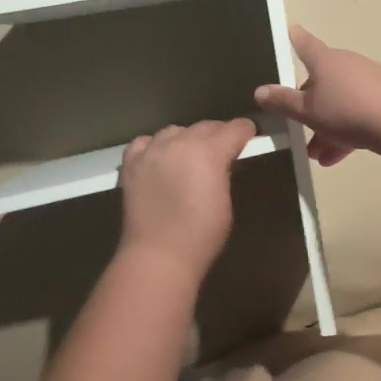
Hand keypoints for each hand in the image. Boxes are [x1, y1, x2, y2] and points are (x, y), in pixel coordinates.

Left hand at [116, 118, 255, 277]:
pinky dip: (154, 147)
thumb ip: (224, 173)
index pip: (234, 128)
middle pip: (205, 126)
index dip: (245, 131)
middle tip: (223, 149)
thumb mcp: (225, 202)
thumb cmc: (201, 235)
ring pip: (174, 131)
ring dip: (186, 139)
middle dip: (218, 134)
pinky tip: (158, 159)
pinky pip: (144, 143)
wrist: (158, 255)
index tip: (248, 135)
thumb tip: (223, 161)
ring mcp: (152, 151)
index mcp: (209, 152)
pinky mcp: (131, 163)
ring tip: (189, 156)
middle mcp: (180, 142)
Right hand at [253, 26, 380, 165]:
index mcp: (324, 61)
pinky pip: (357, 112)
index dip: (296, 38)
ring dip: (327, 127)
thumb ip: (283, 102)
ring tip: (318, 155)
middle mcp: (346, 64)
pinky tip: (337, 158)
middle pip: (321, 83)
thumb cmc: (345, 111)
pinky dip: (345, 131)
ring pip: (340, 102)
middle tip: (300, 131)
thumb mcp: (307, 111)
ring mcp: (368, 79)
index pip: (305, 44)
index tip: (292, 29)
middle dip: (309, 108)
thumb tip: (260, 91)